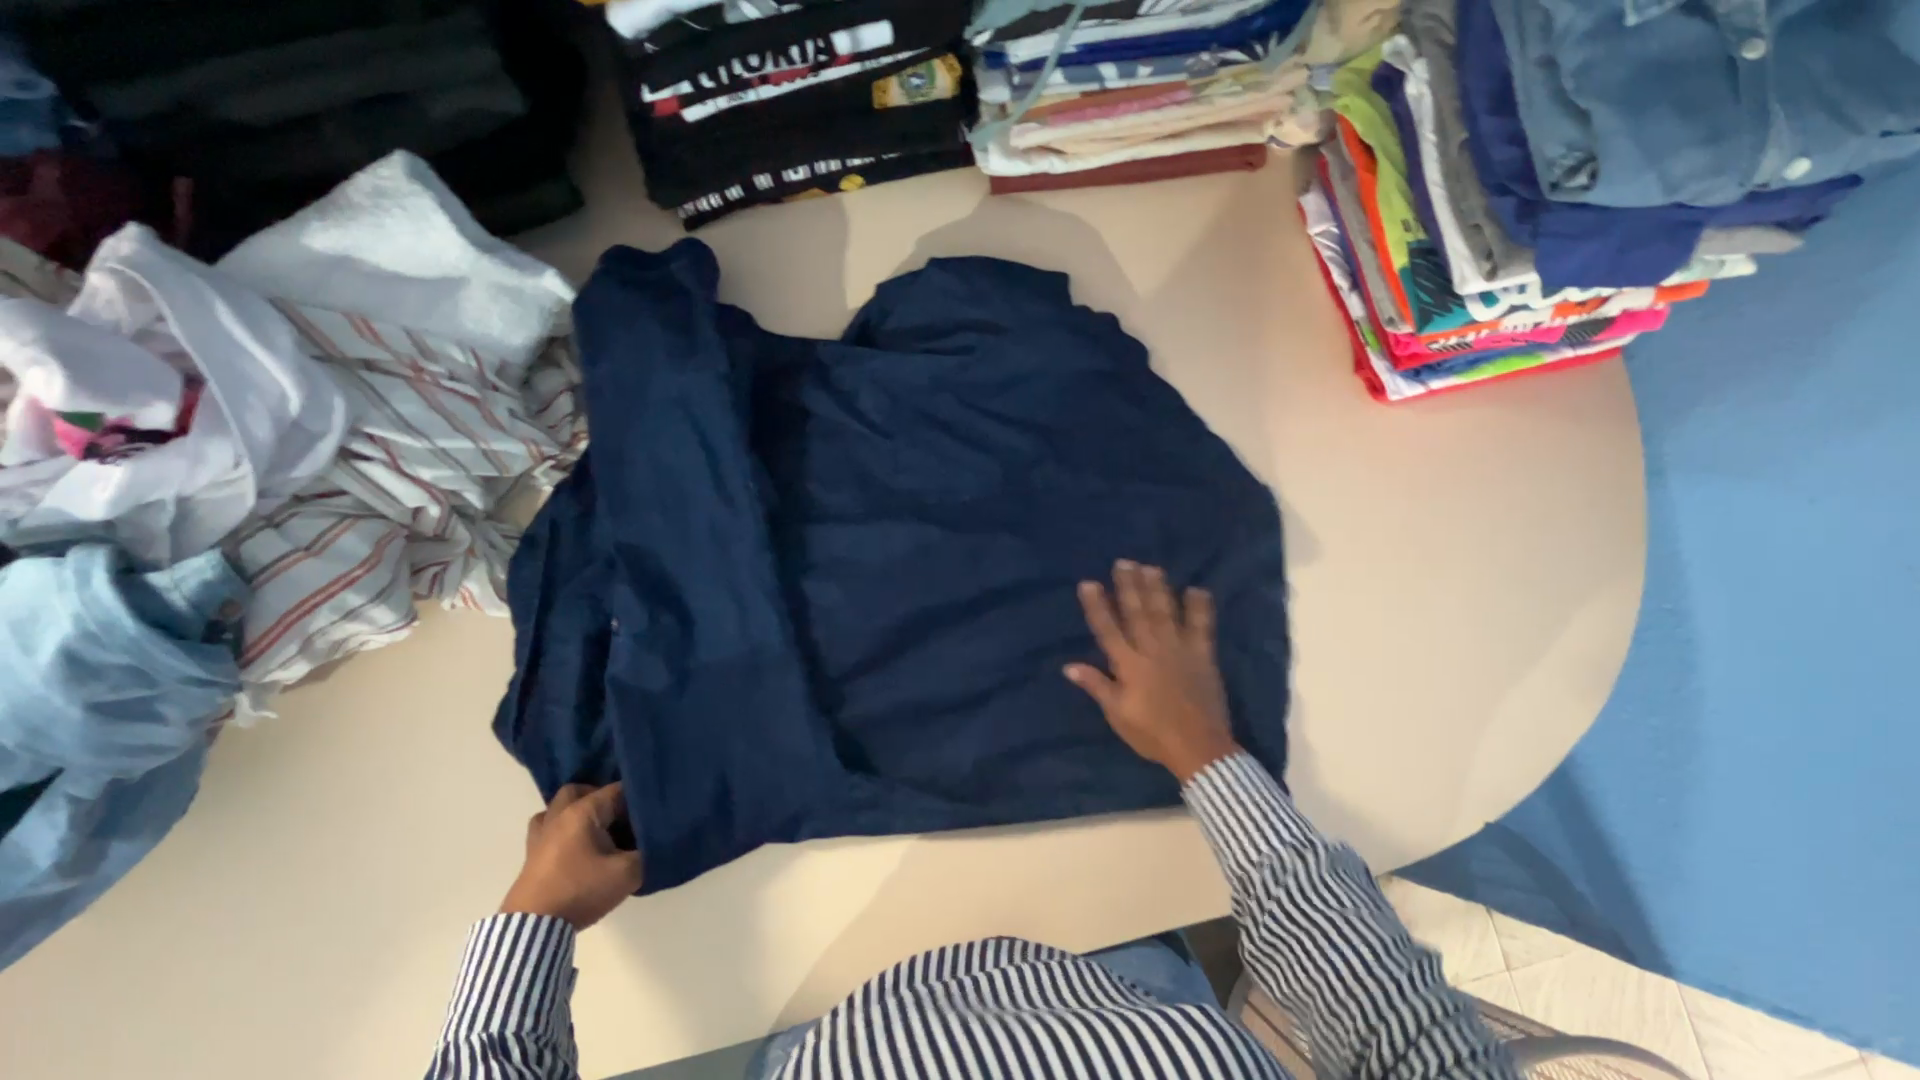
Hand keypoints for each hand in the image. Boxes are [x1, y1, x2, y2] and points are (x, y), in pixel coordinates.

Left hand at [500, 782, 643, 929]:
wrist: (535, 927)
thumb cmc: (580, 892)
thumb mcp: (627, 874)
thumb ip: (648, 853)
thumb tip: (656, 843)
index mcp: (582, 813)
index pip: (616, 790)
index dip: (637, 799)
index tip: (652, 814)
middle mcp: (558, 815)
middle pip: (580, 790)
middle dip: (602, 798)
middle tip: (621, 818)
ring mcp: (540, 834)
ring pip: (558, 808)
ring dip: (577, 812)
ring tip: (596, 830)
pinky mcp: (531, 854)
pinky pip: (547, 828)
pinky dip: (561, 829)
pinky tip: (575, 847)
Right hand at [1065, 561, 1240, 783]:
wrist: (1198, 748)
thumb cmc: (1152, 734)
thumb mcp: (1117, 714)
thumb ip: (1097, 686)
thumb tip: (1069, 666)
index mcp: (1128, 665)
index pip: (1108, 629)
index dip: (1097, 606)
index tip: (1089, 583)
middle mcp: (1152, 650)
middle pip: (1137, 613)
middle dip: (1128, 586)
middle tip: (1123, 562)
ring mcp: (1180, 650)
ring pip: (1165, 613)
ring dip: (1157, 589)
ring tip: (1150, 567)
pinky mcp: (1204, 657)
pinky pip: (1202, 627)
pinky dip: (1199, 608)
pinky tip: (1196, 589)